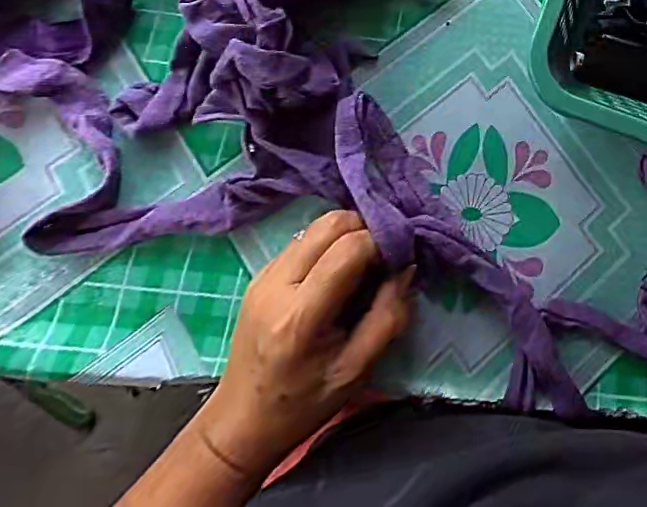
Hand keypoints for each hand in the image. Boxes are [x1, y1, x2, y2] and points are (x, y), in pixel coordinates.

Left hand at [191, 210, 412, 476]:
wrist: (240, 423)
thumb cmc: (303, 403)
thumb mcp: (358, 369)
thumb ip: (389, 314)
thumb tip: (406, 265)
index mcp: (300, 317)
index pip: (350, 248)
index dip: (384, 241)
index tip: (402, 256)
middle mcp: (277, 286)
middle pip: (332, 223)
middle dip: (368, 227)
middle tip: (387, 251)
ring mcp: (264, 276)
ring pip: (318, 224)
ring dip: (350, 231)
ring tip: (366, 257)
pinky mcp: (260, 273)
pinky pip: (305, 238)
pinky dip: (331, 241)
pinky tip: (340, 267)